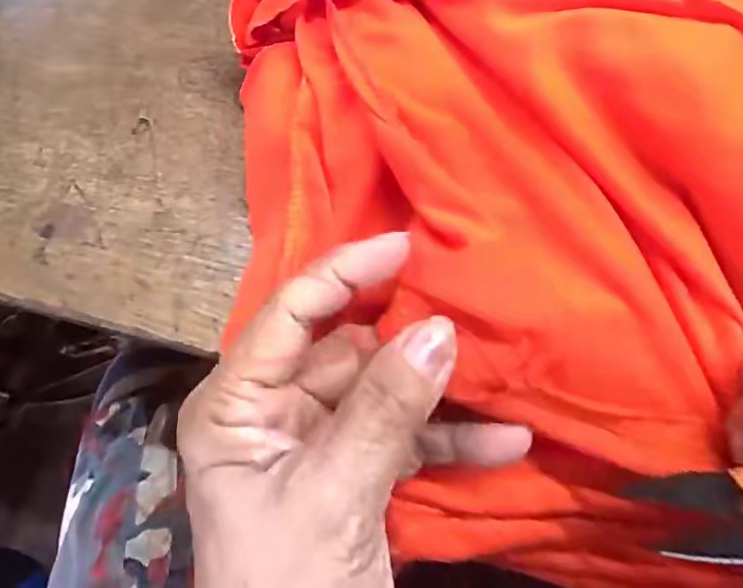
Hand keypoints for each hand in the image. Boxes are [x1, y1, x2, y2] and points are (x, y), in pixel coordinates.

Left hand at [179, 233, 532, 587]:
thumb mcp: (331, 499)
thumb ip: (383, 412)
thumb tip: (436, 329)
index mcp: (236, 401)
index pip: (292, 311)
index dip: (346, 270)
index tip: (404, 244)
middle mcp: (271, 408)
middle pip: (345, 347)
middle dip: (404, 331)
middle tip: (460, 294)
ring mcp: (315, 440)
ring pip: (382, 390)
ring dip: (437, 386)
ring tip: (493, 361)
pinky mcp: (353, 473)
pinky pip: (403, 439)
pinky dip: (449, 440)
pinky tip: (506, 437)